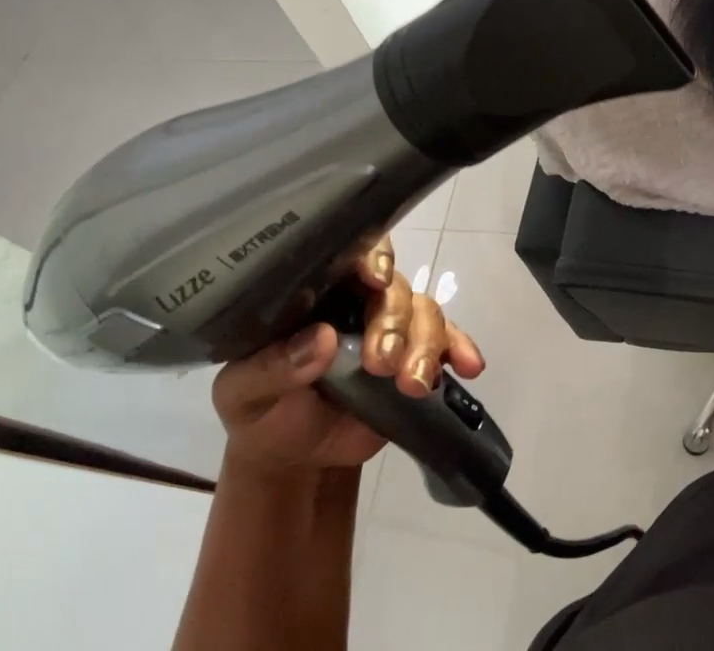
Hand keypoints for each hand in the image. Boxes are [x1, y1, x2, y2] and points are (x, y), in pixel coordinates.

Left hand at [211, 235, 486, 473]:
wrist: (298, 458)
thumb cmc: (263, 415)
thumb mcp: (245, 396)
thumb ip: (272, 369)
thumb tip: (320, 340)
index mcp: (317, 296)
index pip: (349, 256)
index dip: (370, 258)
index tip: (376, 279)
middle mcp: (360, 302)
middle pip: (395, 290)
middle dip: (395, 323)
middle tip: (382, 364)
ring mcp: (395, 327)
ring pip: (425, 313)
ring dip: (427, 345)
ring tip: (413, 386)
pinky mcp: (419, 354)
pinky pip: (449, 339)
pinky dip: (461, 348)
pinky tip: (468, 366)